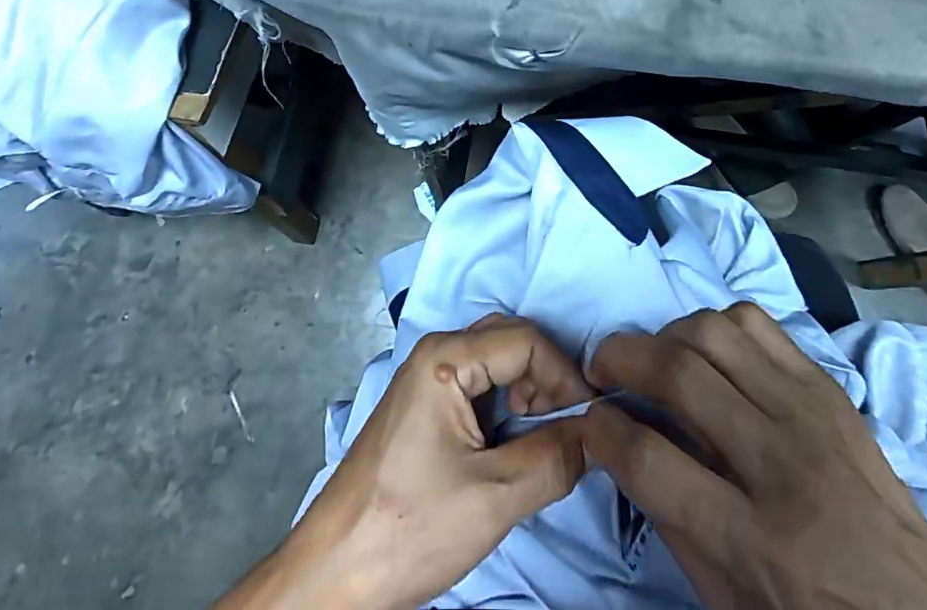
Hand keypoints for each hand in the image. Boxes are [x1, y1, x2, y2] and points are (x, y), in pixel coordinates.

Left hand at [215, 314, 593, 609]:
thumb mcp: (495, 498)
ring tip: (537, 443)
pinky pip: (483, 388)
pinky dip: (509, 410)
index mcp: (446, 359)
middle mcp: (436, 355)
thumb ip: (558, 458)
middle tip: (560, 429)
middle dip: (548, 382)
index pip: (530, 342)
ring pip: (501, 365)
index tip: (586, 423)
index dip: (566, 378)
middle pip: (515, 343)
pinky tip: (511, 448)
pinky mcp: (426, 409)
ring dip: (531, 396)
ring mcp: (427, 381)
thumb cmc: (406, 532)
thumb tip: (601, 434)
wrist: (326, 584)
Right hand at [582, 303, 926, 609]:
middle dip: (624, 357)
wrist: (909, 591)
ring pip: (718, 332)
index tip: (589, 416)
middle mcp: (779, 460)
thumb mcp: (723, 593)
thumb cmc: (804, 603)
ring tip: (655, 356)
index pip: (651, 460)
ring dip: (669, 334)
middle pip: (683, 374)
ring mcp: (808, 410)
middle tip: (604, 367)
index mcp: (750, 538)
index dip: (603, 429)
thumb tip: (620, 440)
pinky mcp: (825, 383)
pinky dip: (717, 325)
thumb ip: (667, 515)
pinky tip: (707, 350)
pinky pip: (759, 324)